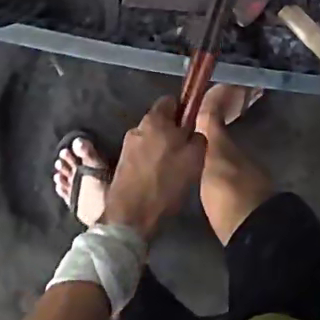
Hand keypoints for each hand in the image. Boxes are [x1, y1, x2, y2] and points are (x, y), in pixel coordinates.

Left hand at [101, 97, 206, 239]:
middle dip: (173, 131)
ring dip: (161, 148)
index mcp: (154, 119)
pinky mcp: (121, 167)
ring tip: (174, 168)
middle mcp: (137, 128)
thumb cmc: (167, 182)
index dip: (184, 110)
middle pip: (160, 122)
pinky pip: (142, 156)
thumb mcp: (196, 156)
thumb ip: (199, 135)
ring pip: (151, 140)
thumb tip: (194, 130)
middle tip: (187, 149)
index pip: (170, 100)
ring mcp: (126, 148)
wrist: (131, 218)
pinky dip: (151, 162)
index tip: (193, 124)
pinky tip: (160, 179)